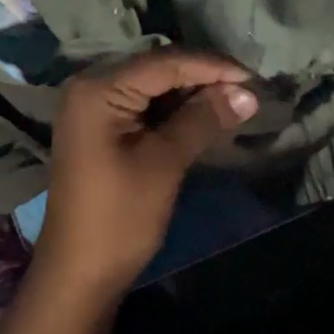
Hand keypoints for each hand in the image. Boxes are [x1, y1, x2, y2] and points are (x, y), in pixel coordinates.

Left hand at [38, 50, 258, 292]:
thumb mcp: (164, 164)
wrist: (78, 271)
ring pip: (149, 84)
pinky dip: (171, 107)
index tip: (255, 78)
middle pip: (154, 67)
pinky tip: (202, 113)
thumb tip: (247, 92)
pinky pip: (139, 102)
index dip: (211, 66)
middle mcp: (88, 85)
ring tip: (234, 99)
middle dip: (202, 75)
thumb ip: (202, 120)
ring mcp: (90, 105)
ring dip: (189, 91)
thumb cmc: (119, 217)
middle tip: (248, 89)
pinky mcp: (97, 125)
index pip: (162, 62)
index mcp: (97, 88)